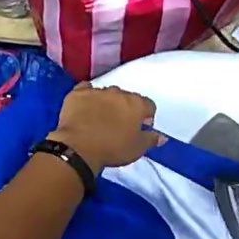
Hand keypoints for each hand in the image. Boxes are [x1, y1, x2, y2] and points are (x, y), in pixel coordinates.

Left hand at [48, 84, 163, 171]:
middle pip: (127, 98)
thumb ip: (151, 139)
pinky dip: (87, 96)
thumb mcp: (137, 149)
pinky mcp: (77, 93)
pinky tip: (84, 106)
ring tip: (99, 119)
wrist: (78, 147)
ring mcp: (97, 91)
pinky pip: (85, 90)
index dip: (146, 117)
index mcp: (136, 104)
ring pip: (106, 94)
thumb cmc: (112, 149)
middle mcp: (118, 93)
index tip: (140, 128)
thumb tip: (162, 136)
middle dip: (125, 109)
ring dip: (106, 103)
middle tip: (118, 126)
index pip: (148, 105)